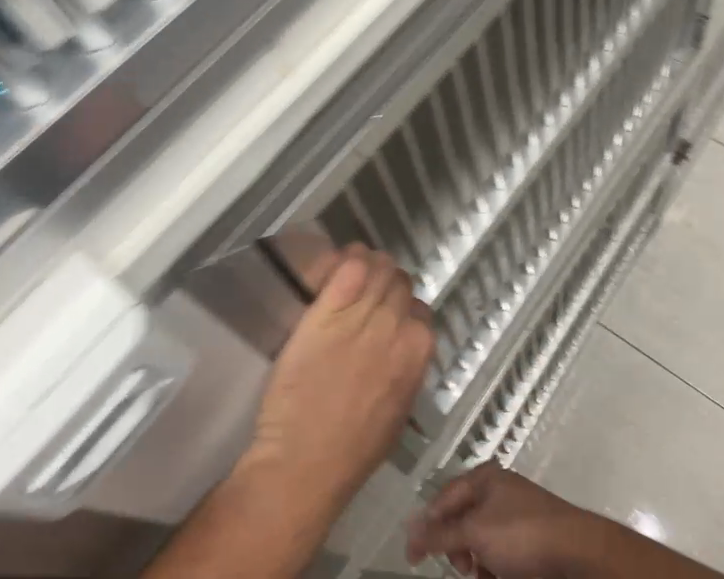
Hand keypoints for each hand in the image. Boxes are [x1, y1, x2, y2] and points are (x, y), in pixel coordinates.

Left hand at [243, 245, 434, 509]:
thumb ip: (407, 372)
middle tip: (361, 291)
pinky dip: (343, 260)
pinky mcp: (326, 312)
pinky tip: (334, 264)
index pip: (419, 308)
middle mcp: (397, 327)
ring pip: (377, 266)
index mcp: (418, 352)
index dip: (400, 307)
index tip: (384, 312)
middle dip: (383, 282)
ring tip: (347, 271)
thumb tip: (403, 348)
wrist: (303, 463)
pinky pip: (347, 269)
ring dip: (365, 263)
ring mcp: (362, 317)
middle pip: (398, 281)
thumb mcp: (399, 412)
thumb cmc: (352, 451)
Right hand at [406, 464, 605, 578]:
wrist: (577, 553)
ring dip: (477, 563)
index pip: (442, 500)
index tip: (414, 559)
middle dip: (457, 549)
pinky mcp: (529, 539)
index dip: (426, 527)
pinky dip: (495, 567)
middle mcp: (498, 492)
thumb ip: (439, 533)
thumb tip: (408, 529)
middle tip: (463, 567)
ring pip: (480, 543)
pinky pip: (500, 553)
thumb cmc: (521, 535)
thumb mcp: (474, 533)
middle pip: (461, 522)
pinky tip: (500, 577)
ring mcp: (515, 516)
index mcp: (484, 479)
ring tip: (485, 576)